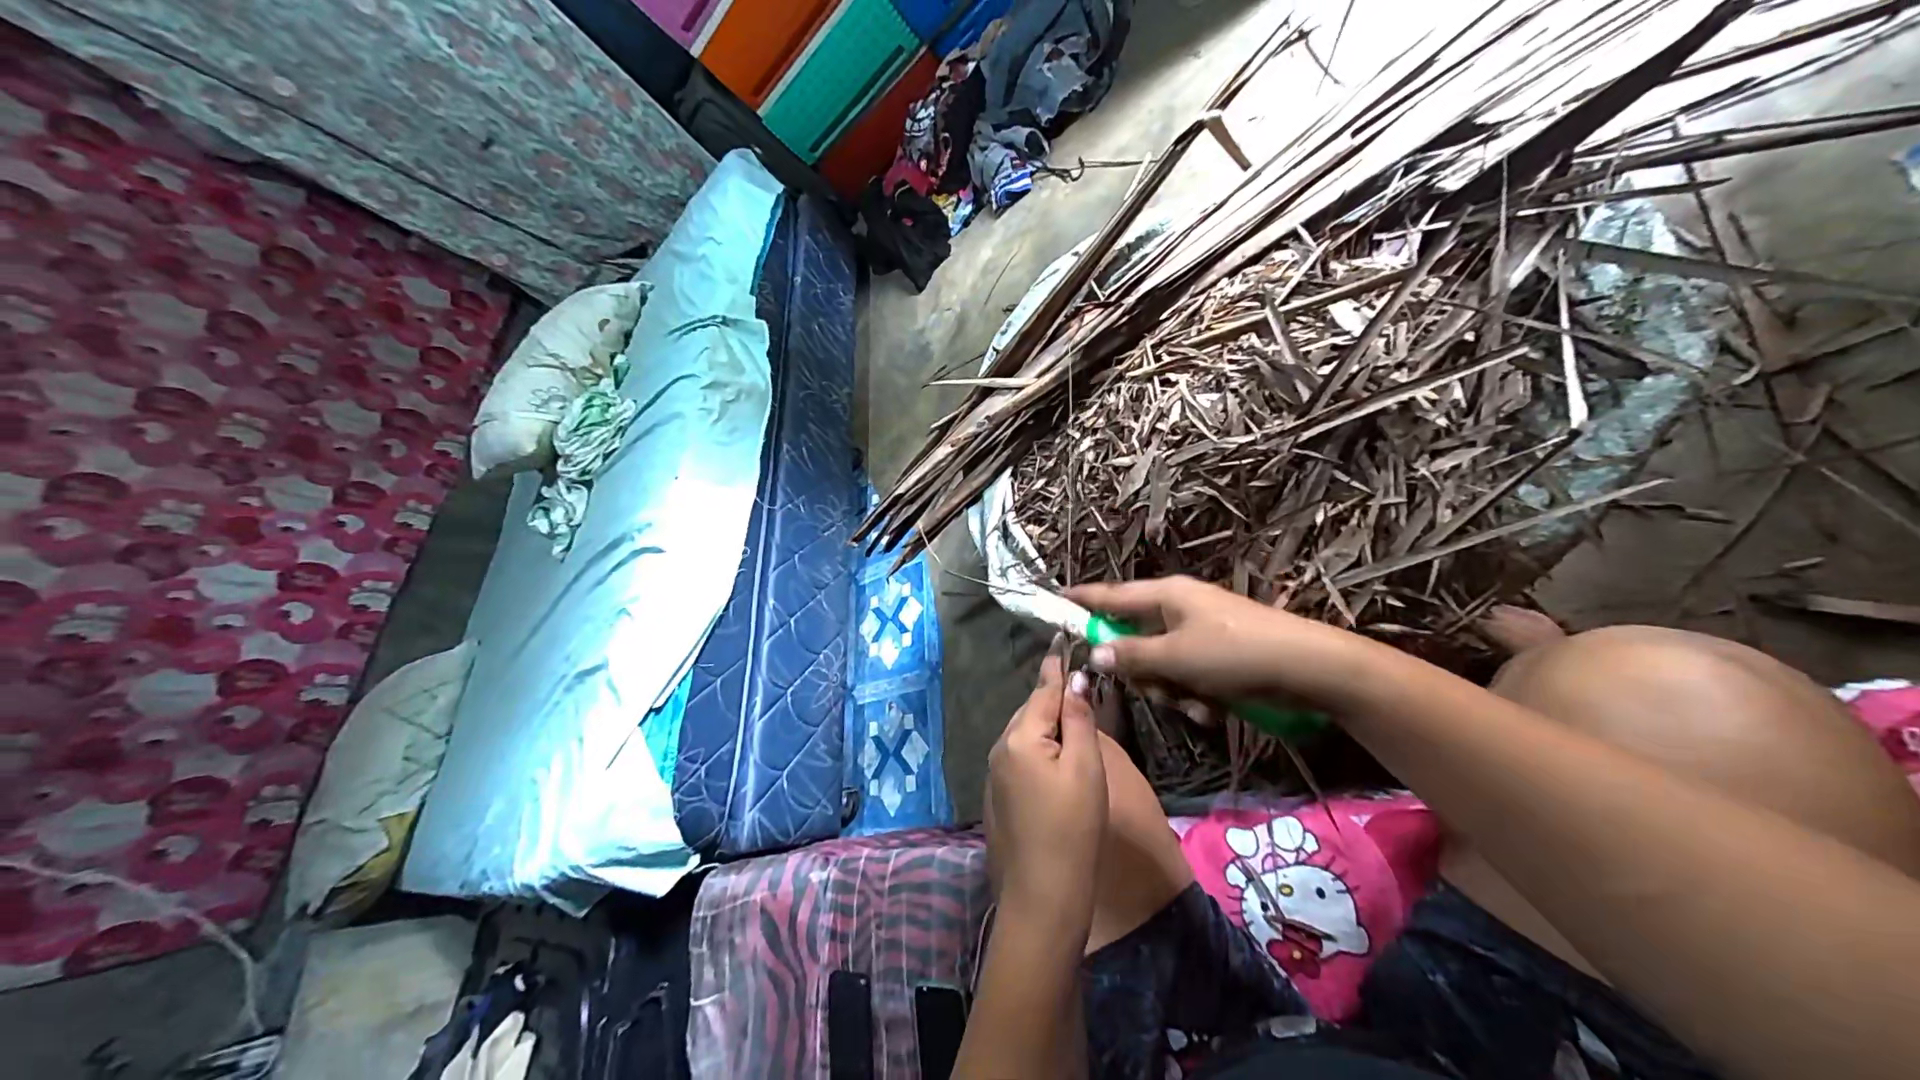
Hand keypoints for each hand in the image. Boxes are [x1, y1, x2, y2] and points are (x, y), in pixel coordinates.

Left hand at [986, 644, 1107, 924]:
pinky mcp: (998, 795)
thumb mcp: (1085, 767)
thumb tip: (1076, 679)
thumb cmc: (1073, 827)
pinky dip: (1039, 748)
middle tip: (1081, 685)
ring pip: (1024, 734)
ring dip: (1046, 723)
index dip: (1057, 665)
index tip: (1062, 638)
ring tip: (1074, 718)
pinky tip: (1056, 760)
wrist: (1042, 894)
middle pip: (1030, 711)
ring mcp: (995, 773)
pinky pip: (1020, 757)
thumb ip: (1078, 719)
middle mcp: (1000, 748)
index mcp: (1020, 736)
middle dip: (1053, 697)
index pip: (1042, 690)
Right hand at [1067, 576, 1386, 708]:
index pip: (1109, 595)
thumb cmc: (1235, 654)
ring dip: (1171, 691)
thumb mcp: (1176, 657)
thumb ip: (1130, 656)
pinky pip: (1186, 678)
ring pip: (1159, 666)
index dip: (1081, 600)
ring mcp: (1199, 634)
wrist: (1310, 669)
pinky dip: (1195, 697)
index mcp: (1165, 596)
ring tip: (1197, 704)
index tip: (1053, 601)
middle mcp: (1178, 610)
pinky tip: (1214, 710)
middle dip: (1142, 672)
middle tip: (1156, 689)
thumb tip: (1095, 653)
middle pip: (1132, 641)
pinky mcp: (1217, 658)